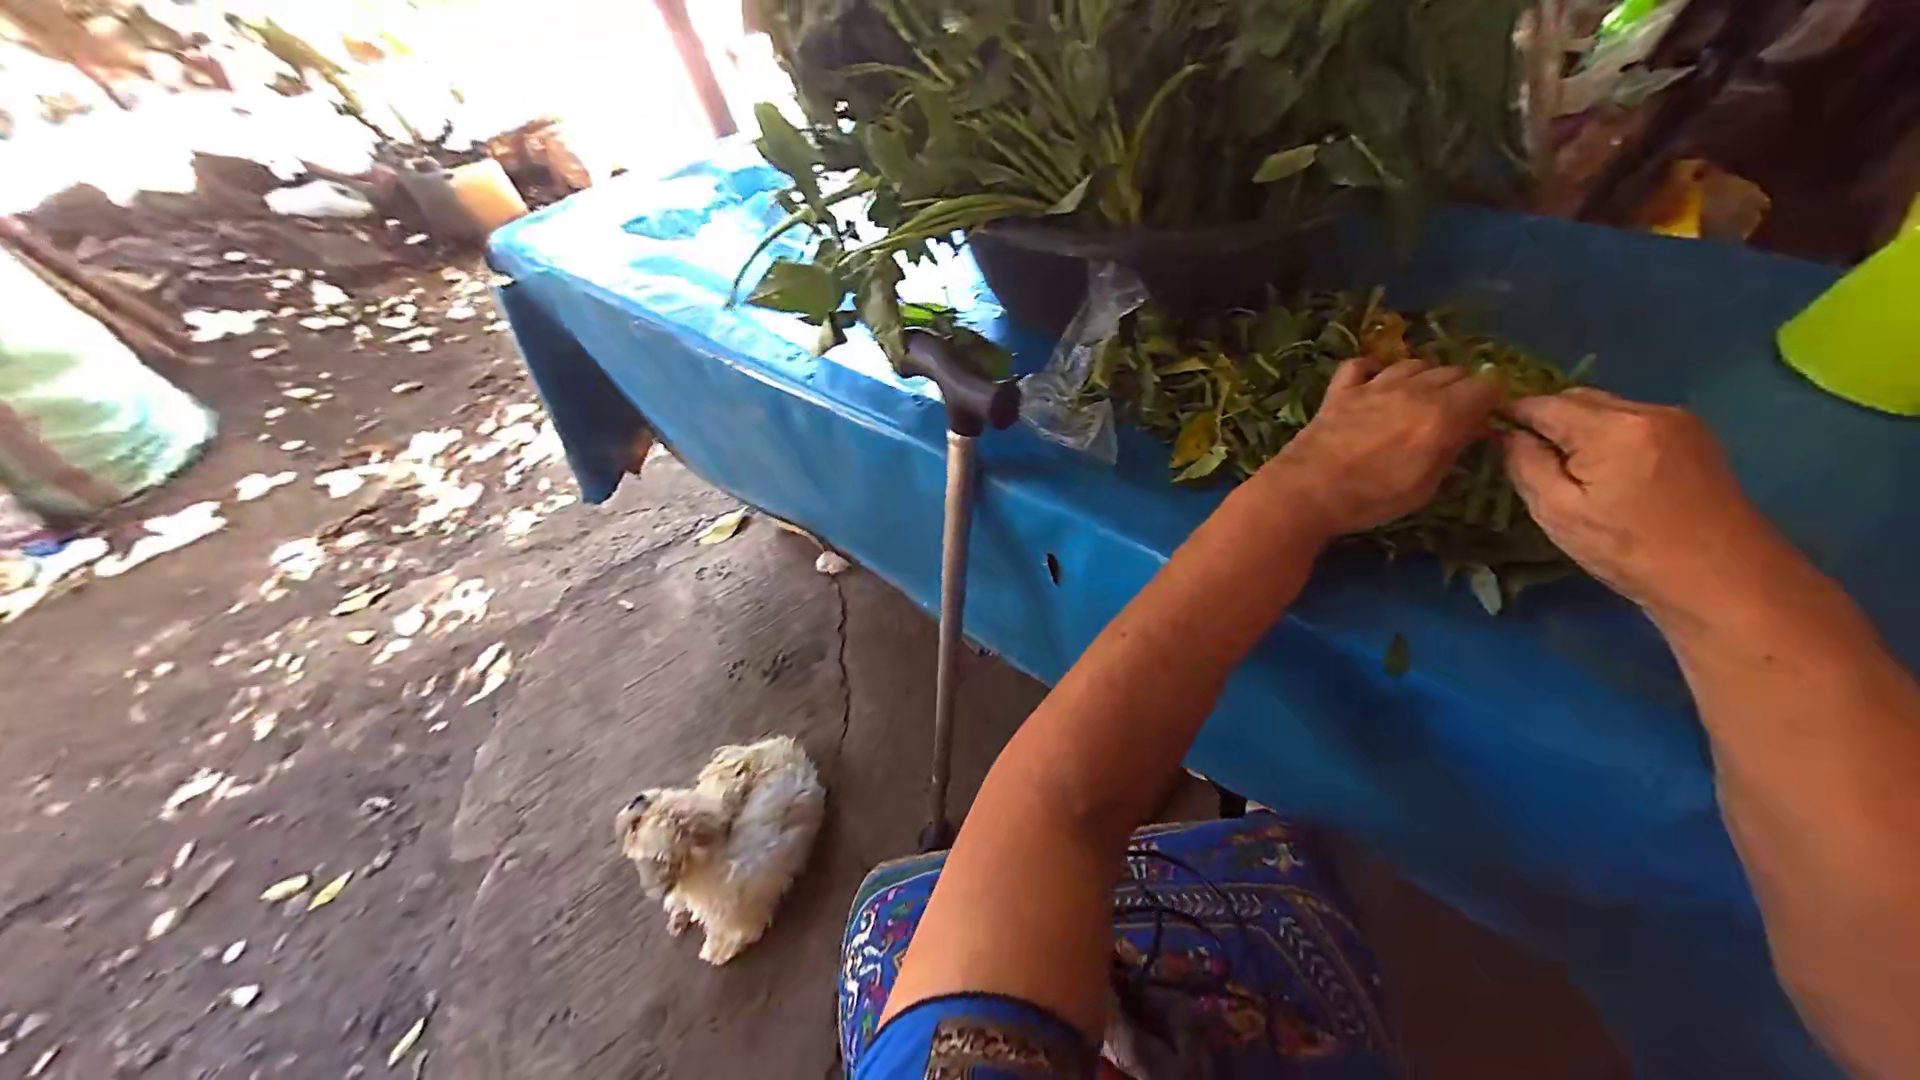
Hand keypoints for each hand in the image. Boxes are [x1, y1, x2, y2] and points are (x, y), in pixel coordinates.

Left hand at [1253, 357, 1501, 535]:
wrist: (1304, 492)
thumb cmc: (1369, 499)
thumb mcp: (1424, 487)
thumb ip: (1450, 452)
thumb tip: (1468, 432)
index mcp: (1441, 414)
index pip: (1487, 387)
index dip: (1488, 403)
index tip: (1479, 421)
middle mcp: (1411, 391)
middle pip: (1452, 372)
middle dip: (1459, 390)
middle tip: (1448, 416)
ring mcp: (1371, 387)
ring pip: (1412, 363)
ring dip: (1421, 378)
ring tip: (1415, 401)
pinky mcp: (1338, 393)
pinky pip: (1359, 365)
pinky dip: (1370, 370)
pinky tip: (1372, 385)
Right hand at [1502, 389, 1794, 616]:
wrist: (1723, 577)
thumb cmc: (1627, 548)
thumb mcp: (1555, 510)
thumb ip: (1524, 463)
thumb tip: (1507, 435)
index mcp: (1613, 429)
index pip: (1542, 404)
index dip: (1508, 414)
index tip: (1483, 433)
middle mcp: (1648, 411)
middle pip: (1576, 398)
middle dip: (1541, 418)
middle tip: (1519, 454)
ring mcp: (1678, 421)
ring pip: (1603, 407)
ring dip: (1572, 426)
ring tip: (1557, 464)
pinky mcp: (1692, 436)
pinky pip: (1628, 420)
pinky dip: (1601, 433)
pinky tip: (1596, 467)